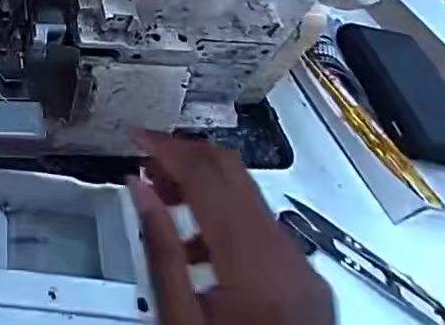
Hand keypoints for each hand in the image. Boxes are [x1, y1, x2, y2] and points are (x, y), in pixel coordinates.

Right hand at [130, 132, 334, 324]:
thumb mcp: (181, 320)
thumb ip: (159, 246)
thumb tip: (139, 188)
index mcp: (255, 268)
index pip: (207, 176)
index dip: (167, 148)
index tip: (136, 137)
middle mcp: (288, 258)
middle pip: (232, 172)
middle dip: (184, 155)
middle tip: (145, 159)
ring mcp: (304, 269)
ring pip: (247, 192)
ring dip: (203, 182)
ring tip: (162, 196)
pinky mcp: (308, 282)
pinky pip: (261, 224)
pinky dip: (224, 212)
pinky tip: (194, 236)